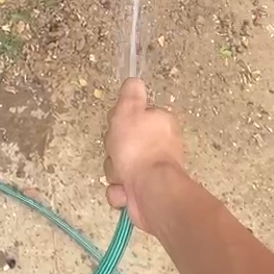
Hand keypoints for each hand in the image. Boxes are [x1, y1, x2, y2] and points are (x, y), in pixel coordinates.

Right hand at [103, 78, 185, 234]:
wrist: (151, 192)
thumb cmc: (140, 149)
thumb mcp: (130, 110)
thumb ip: (130, 94)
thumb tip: (134, 81)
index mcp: (159, 123)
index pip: (132, 117)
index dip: (119, 122)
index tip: (117, 127)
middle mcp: (158, 147)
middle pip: (122, 143)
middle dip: (114, 151)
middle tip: (118, 152)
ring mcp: (151, 172)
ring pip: (118, 167)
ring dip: (115, 172)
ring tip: (123, 175)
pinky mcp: (144, 193)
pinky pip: (122, 189)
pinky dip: (120, 191)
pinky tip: (125, 191)